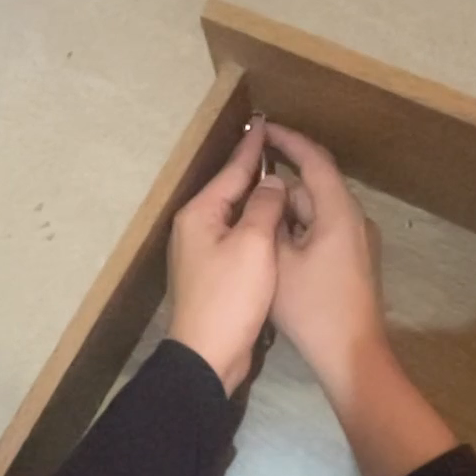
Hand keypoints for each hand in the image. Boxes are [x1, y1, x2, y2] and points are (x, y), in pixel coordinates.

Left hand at [167, 117, 288, 390]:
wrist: (208, 353)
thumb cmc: (230, 296)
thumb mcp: (253, 245)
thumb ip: (264, 207)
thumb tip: (271, 182)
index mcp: (200, 214)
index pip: (232, 170)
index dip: (252, 146)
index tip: (265, 121)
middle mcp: (195, 227)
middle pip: (230, 190)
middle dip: (253, 168)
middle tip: (277, 144)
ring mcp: (202, 252)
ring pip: (234, 214)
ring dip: (256, 198)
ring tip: (280, 176)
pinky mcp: (214, 273)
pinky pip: (238, 237)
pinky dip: (255, 225)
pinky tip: (273, 222)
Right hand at [267, 123, 456, 475]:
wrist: (352, 355)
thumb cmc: (312, 308)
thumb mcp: (278, 262)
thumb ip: (271, 221)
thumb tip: (267, 193)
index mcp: (339, 213)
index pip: (315, 160)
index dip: (289, 140)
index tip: (264, 128)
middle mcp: (354, 220)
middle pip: (313, 189)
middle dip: (279, 187)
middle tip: (242, 190)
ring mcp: (357, 243)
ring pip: (316, 214)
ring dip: (286, 214)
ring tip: (251, 226)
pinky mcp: (354, 263)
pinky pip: (322, 233)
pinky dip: (298, 232)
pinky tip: (272, 250)